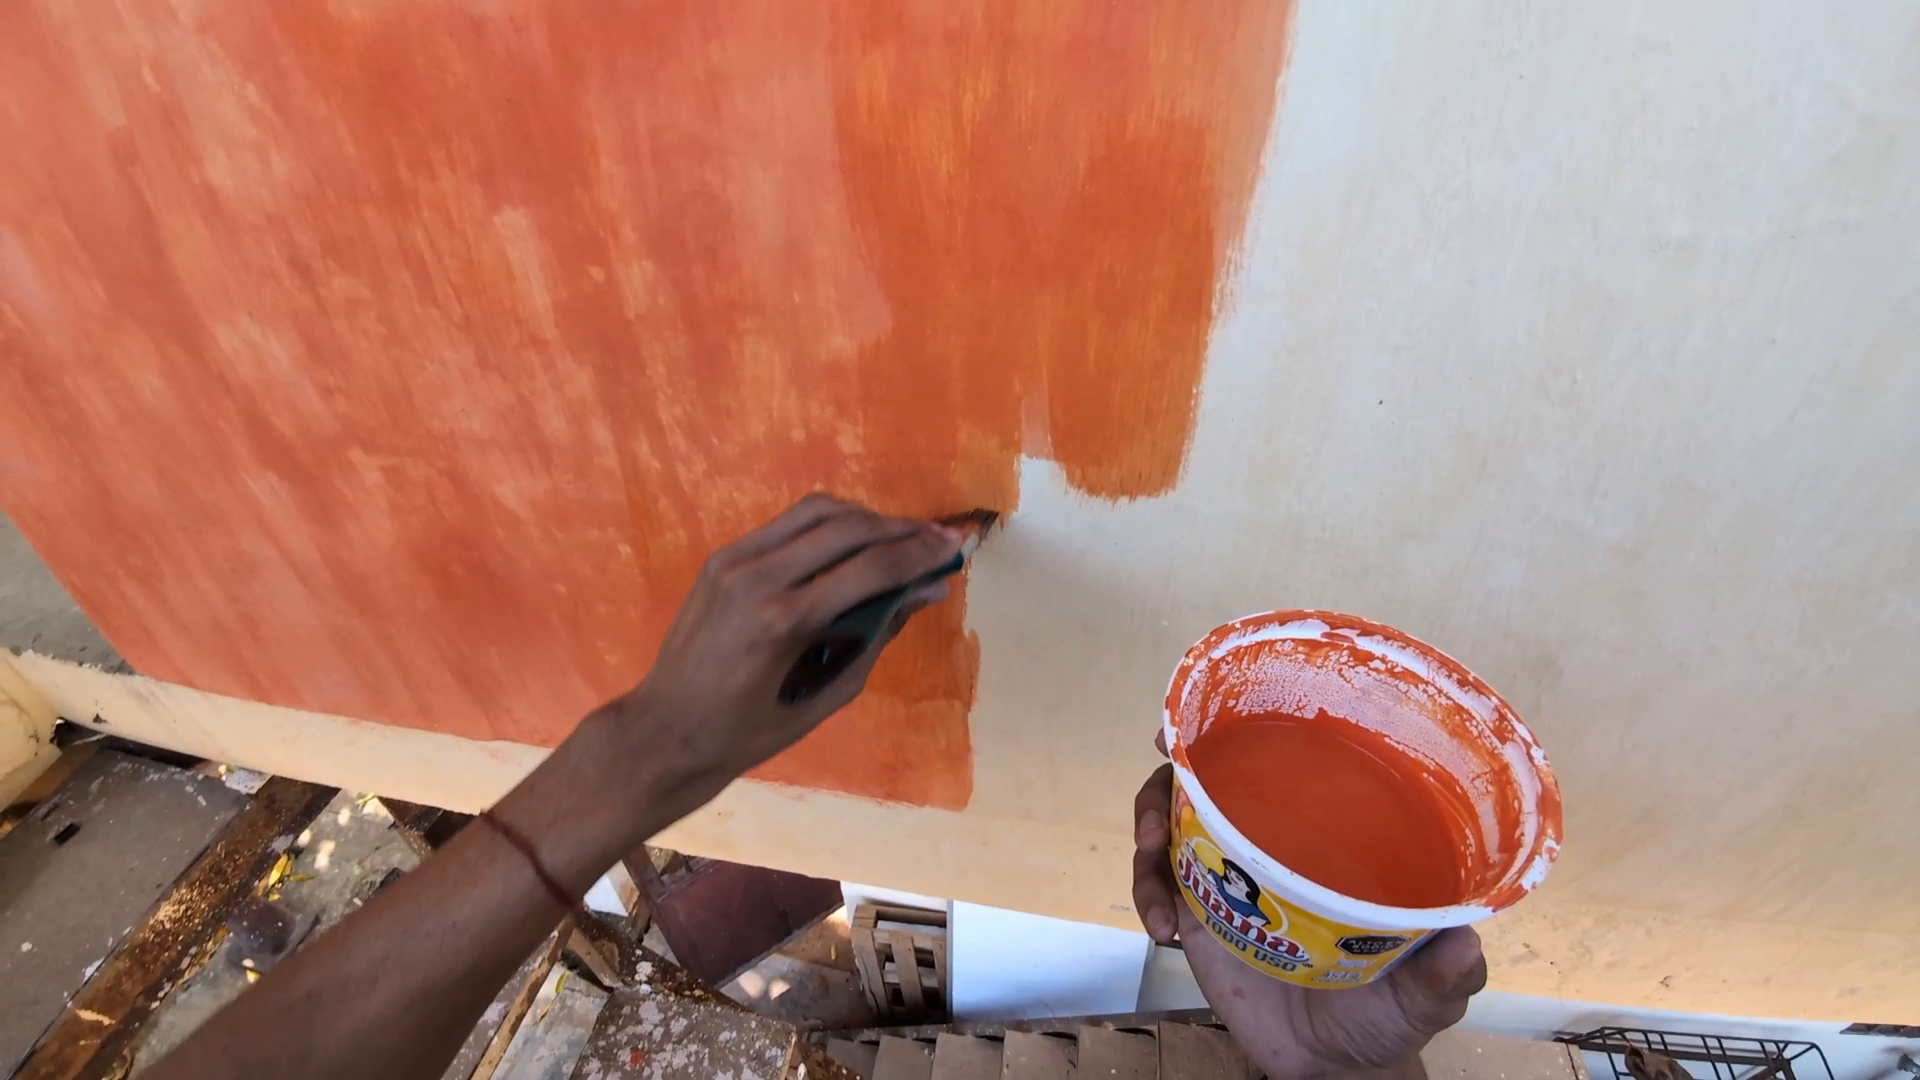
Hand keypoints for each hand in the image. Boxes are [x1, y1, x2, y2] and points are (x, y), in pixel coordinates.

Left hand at [616, 494, 961, 806]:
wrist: (666, 729)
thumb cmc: (752, 730)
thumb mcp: (827, 693)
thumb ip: (880, 634)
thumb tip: (929, 590)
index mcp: (785, 621)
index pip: (870, 568)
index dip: (920, 552)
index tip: (956, 545)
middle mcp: (760, 576)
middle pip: (849, 528)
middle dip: (902, 529)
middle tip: (938, 538)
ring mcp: (736, 558)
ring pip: (820, 510)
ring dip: (869, 519)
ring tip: (901, 538)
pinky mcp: (725, 554)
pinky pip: (791, 521)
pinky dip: (832, 523)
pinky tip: (855, 540)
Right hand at [1131, 738, 1486, 1079]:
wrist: (1327, 1069)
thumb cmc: (1380, 1014)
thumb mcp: (1420, 994)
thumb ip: (1441, 973)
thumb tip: (1466, 938)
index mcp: (1303, 838)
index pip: (1260, 771)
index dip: (1221, 742)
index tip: (1185, 731)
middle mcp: (1254, 843)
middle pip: (1192, 787)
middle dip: (1161, 791)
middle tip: (1155, 825)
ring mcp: (1217, 875)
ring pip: (1163, 826)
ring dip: (1145, 839)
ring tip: (1154, 877)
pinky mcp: (1191, 913)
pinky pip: (1154, 885)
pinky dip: (1146, 896)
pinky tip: (1161, 931)